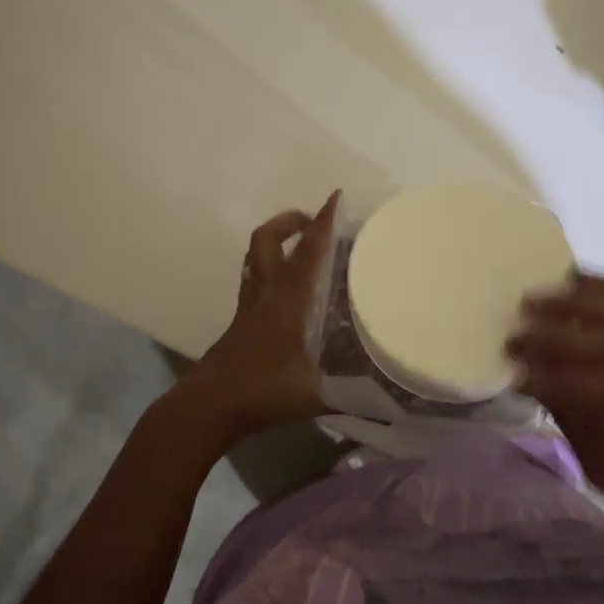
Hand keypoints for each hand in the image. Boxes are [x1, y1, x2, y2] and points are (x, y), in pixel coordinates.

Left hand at [168, 191, 340, 444]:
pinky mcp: (239, 325)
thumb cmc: (263, 391)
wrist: (209, 406)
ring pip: (254, 260)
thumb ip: (357, 393)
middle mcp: (265, 295)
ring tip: (299, 247)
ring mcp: (247, 309)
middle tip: (312, 222)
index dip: (323, 223)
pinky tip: (287, 296)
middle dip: (288, 222)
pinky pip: (253, 284)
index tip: (335, 197)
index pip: (308, 251)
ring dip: (274, 245)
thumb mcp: (318, 393)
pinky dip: (269, 276)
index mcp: (288, 300)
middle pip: (266, 241)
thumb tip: (394, 397)